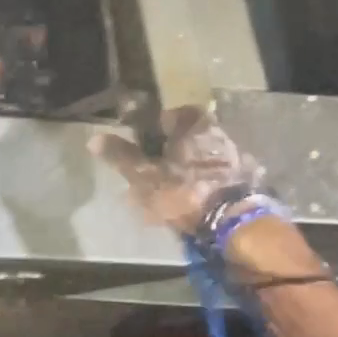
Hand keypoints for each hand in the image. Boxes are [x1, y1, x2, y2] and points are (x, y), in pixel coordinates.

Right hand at [90, 106, 263, 233]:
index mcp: (194, 128)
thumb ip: (121, 155)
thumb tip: (94, 138)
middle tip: (149, 170)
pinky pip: (212, 177)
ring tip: (164, 193)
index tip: (142, 138)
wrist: (234, 223)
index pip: (176, 113)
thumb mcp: (142, 175)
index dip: (158, 123)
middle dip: (169, 151)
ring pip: (198, 159)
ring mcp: (234, 160)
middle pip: (187, 137)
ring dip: (182, 170)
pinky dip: (198, 185)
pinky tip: (186, 202)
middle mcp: (218, 137)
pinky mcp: (243, 183)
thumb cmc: (183, 191)